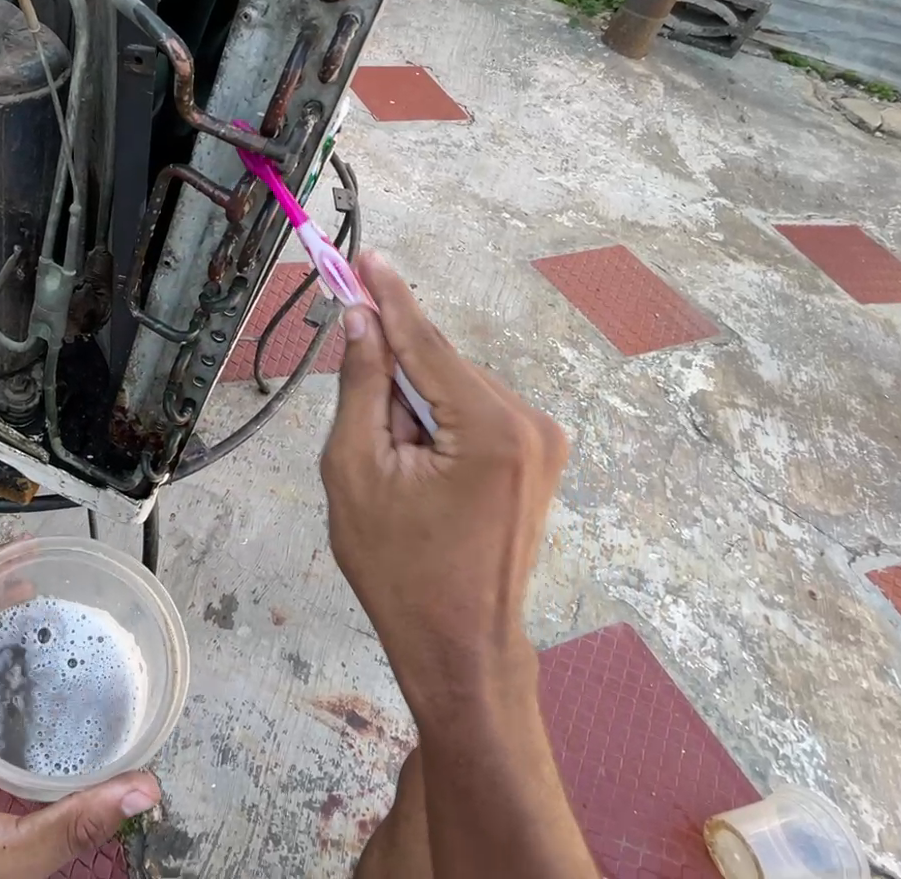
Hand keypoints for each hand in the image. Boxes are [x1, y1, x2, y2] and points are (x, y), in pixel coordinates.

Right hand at [320, 254, 567, 708]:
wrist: (460, 646)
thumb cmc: (397, 567)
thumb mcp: (355, 472)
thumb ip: (362, 387)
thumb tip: (362, 322)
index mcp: (489, 426)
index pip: (426, 342)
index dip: (389, 297)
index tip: (367, 255)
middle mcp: (530, 421)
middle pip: (440, 367)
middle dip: (393, 376)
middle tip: (361, 428)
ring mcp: (545, 441)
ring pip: (456, 389)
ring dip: (413, 406)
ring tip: (391, 468)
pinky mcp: (541, 457)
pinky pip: (473, 412)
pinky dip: (436, 421)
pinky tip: (417, 467)